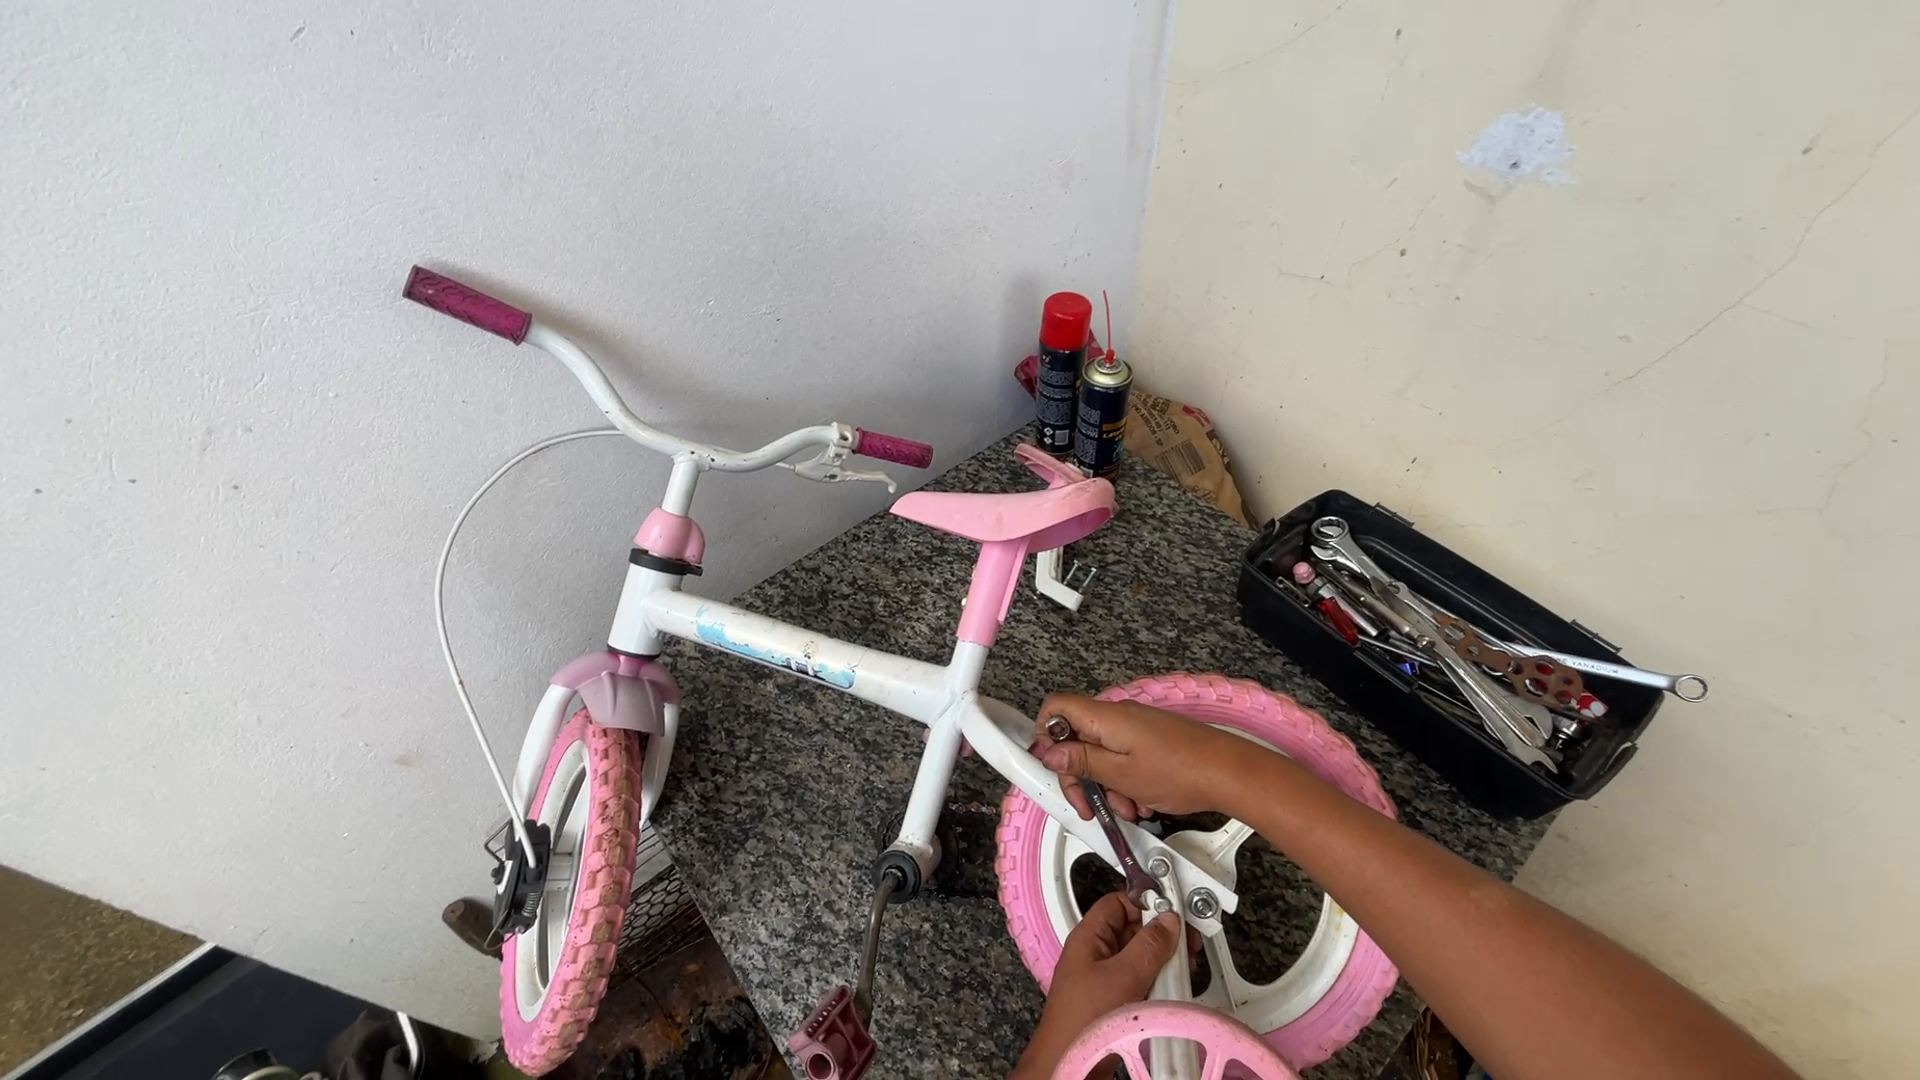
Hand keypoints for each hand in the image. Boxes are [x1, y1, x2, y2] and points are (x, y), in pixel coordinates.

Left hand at [1011, 892, 1182, 1079]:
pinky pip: (1139, 981)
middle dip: (1160, 934)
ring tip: (1184, 966)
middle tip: (1187, 943)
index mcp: (1089, 937)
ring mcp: (1104, 978)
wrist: (1069, 1063)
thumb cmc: (1083, 1019)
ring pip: (1138, 956)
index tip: (1172, 909)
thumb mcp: (1122, 976)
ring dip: (1162, 960)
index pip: (1118, 903)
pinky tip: (1174, 989)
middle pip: (1132, 929)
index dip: (1145, 901)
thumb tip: (1168, 921)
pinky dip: (1157, 981)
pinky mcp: (1114, 1001)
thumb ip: (1148, 946)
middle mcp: (1095, 953)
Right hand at [1037, 694, 1261, 819]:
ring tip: (1128, 808)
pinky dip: (1126, 780)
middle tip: (1090, 805)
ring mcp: (1137, 725)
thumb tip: (1049, 752)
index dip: (1046, 734)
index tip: (1054, 766)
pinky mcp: (1152, 737)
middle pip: (1078, 738)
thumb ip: (1081, 762)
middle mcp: (1118, 715)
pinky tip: (1143, 801)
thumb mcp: (1120, 775)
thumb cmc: (1181, 771)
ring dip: (1107, 784)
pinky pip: (1124, 755)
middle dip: (1081, 775)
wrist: (1229, 773)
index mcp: (1105, 718)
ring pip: (1102, 752)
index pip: (1057, 707)